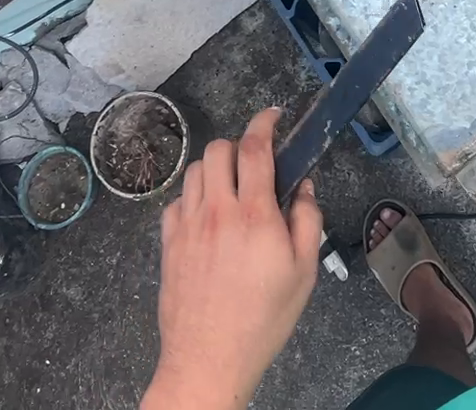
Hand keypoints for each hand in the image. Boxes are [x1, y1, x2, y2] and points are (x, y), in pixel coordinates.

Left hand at [142, 108, 321, 409]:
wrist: (208, 360)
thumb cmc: (263, 318)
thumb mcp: (304, 272)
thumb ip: (307, 221)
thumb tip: (303, 186)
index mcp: (254, 214)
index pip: (254, 147)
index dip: (263, 122)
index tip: (273, 115)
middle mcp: (217, 210)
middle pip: (217, 149)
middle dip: (238, 147)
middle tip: (254, 168)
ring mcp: (187, 225)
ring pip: (194, 170)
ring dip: (214, 170)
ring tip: (230, 191)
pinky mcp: (167, 243)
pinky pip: (176, 201)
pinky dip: (193, 198)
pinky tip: (206, 219)